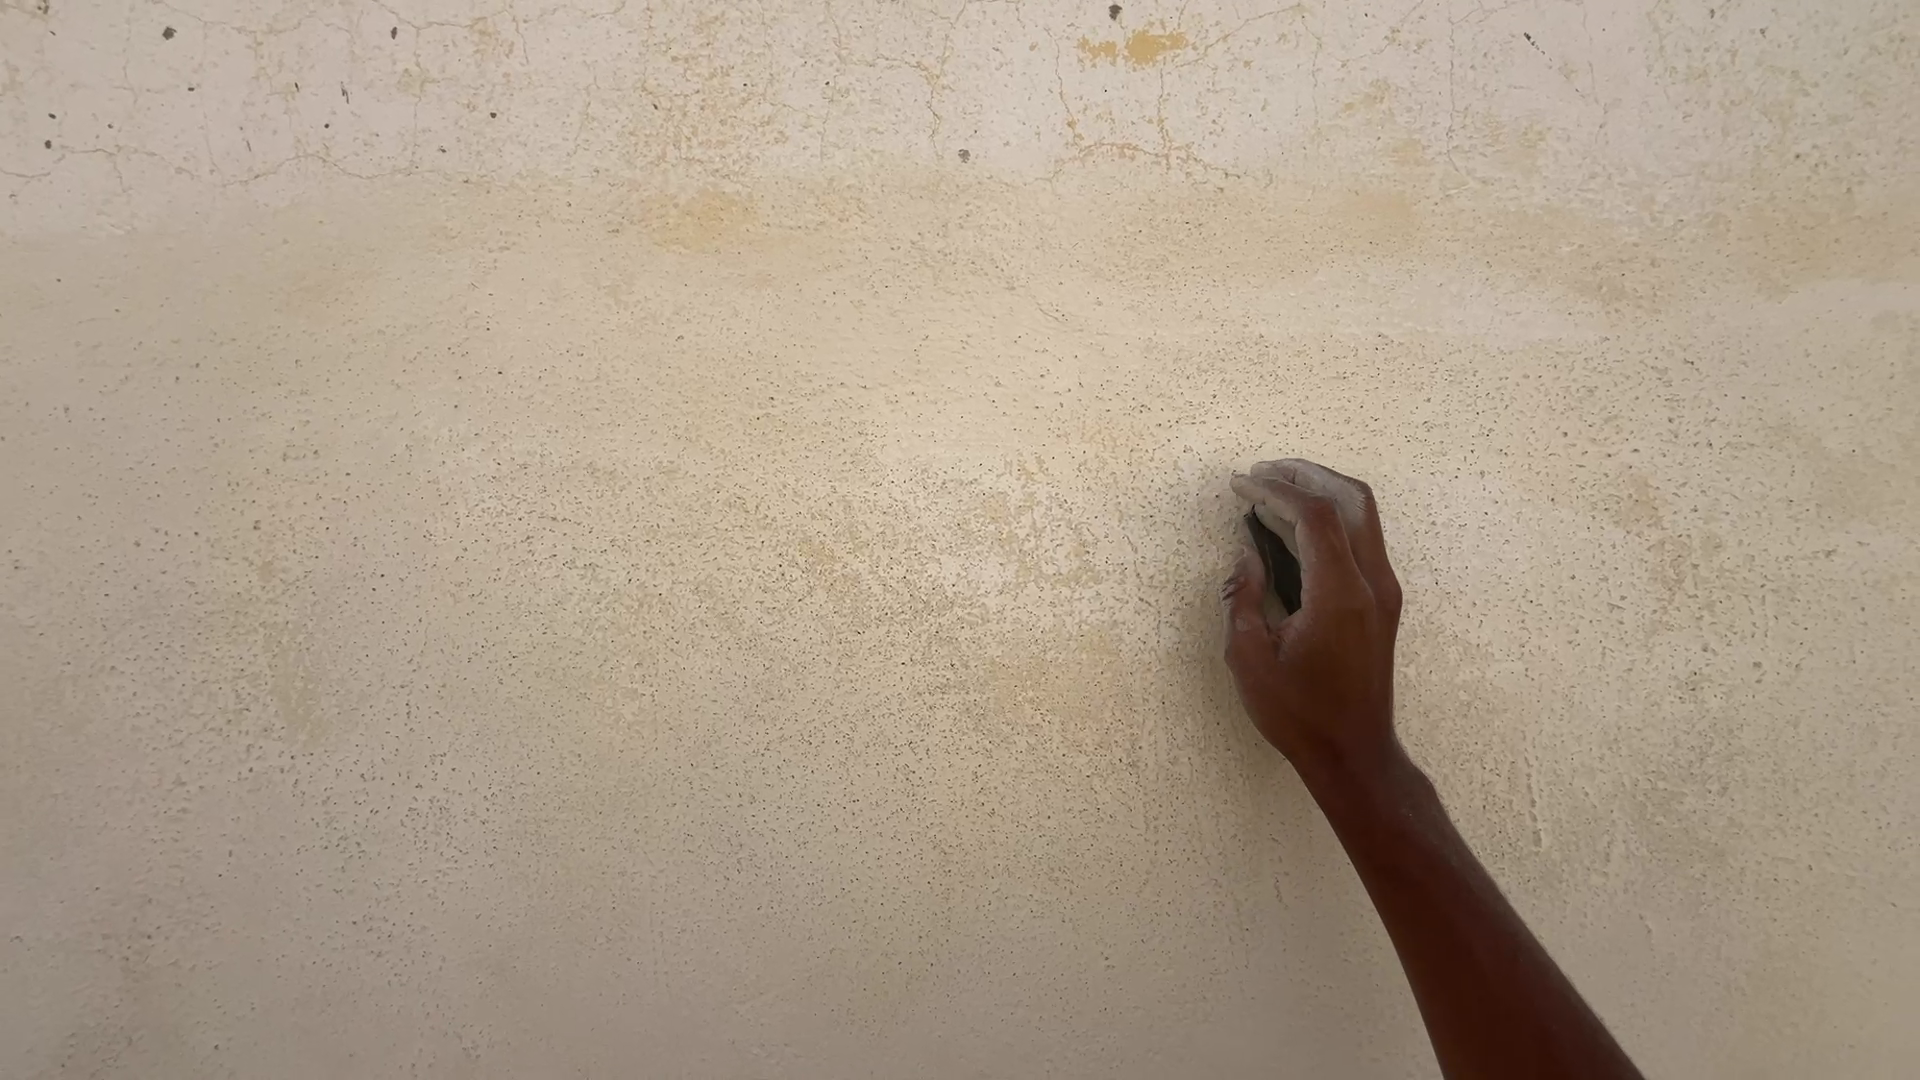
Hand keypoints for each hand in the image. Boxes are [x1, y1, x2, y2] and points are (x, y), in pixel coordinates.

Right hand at [1222, 460, 1403, 774]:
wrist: (1353, 750)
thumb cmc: (1296, 711)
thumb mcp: (1248, 657)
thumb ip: (1244, 596)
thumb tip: (1247, 553)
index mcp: (1339, 595)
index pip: (1315, 516)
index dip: (1274, 490)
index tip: (1240, 483)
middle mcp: (1373, 583)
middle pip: (1351, 500)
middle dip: (1304, 475)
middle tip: (1261, 470)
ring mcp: (1384, 590)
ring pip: (1364, 514)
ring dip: (1320, 490)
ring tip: (1275, 486)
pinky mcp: (1382, 600)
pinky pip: (1361, 537)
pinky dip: (1329, 516)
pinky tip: (1294, 523)